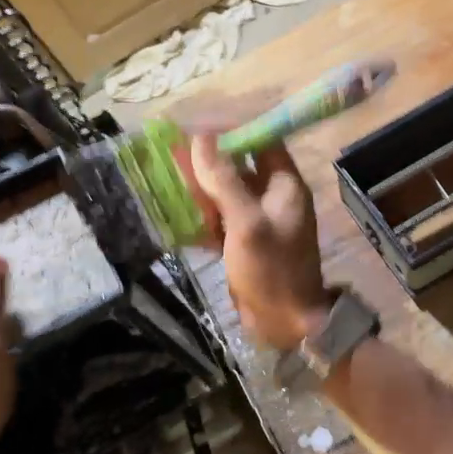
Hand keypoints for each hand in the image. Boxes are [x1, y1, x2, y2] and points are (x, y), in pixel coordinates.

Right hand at [189, 137, 330, 348]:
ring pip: (227, 193)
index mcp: (285, 185)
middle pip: (240, 165)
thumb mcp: (246, 222)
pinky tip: (176, 212)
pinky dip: (202, 214)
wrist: (285, 324)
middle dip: (208, 159)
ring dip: (201, 187)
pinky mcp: (245, 243)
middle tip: (171, 154)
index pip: (262, 139)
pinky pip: (221, 219)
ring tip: (166, 179)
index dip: (231, 130)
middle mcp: (274, 197)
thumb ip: (224, 180)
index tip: (196, 128)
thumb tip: (201, 138)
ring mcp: (260, 221)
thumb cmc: (271, 270)